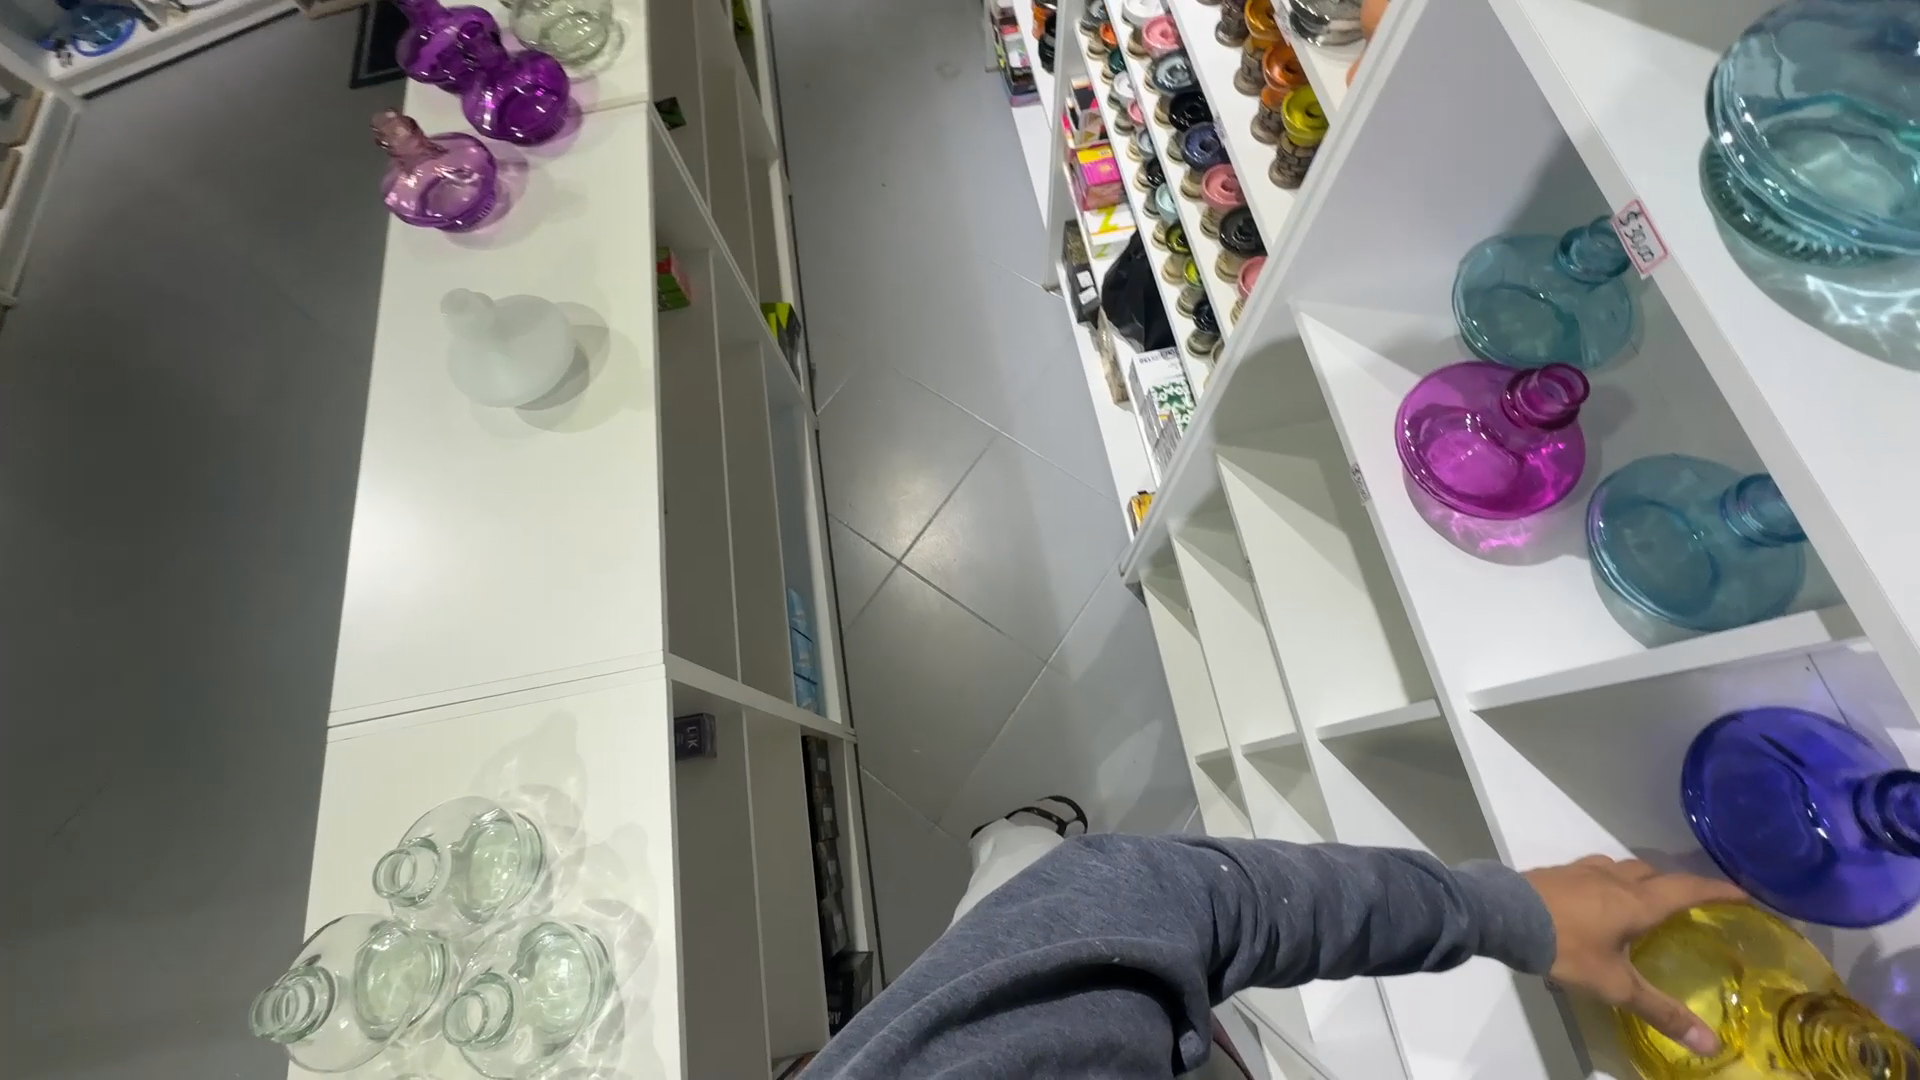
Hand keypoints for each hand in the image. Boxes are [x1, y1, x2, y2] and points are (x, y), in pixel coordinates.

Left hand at [1523, 855, 1747, 1056]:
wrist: (1500, 914)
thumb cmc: (1564, 946)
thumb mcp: (1614, 984)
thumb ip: (1661, 1011)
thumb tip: (1711, 1044)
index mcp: (1634, 901)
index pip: (1684, 888)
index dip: (1715, 890)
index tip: (1742, 893)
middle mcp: (1609, 878)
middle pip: (1650, 872)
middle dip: (1672, 883)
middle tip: (1688, 903)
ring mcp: (1576, 870)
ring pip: (1616, 866)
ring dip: (1635, 878)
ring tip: (1643, 901)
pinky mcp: (1551, 873)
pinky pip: (1588, 870)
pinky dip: (1604, 880)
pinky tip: (1597, 900)